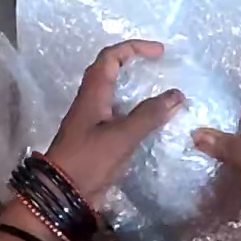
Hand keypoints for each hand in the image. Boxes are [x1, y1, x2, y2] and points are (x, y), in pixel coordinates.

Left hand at [41, 39, 184, 206]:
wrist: (63, 193)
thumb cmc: (88, 160)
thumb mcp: (122, 136)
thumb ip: (149, 115)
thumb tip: (177, 94)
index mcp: (92, 94)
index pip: (110, 57)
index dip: (134, 48)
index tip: (159, 53)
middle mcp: (90, 102)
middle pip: (109, 71)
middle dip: (133, 63)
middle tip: (158, 68)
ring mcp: (91, 121)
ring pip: (113, 94)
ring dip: (134, 89)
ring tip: (159, 94)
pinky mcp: (95, 139)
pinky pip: (116, 115)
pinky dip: (134, 112)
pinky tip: (149, 123)